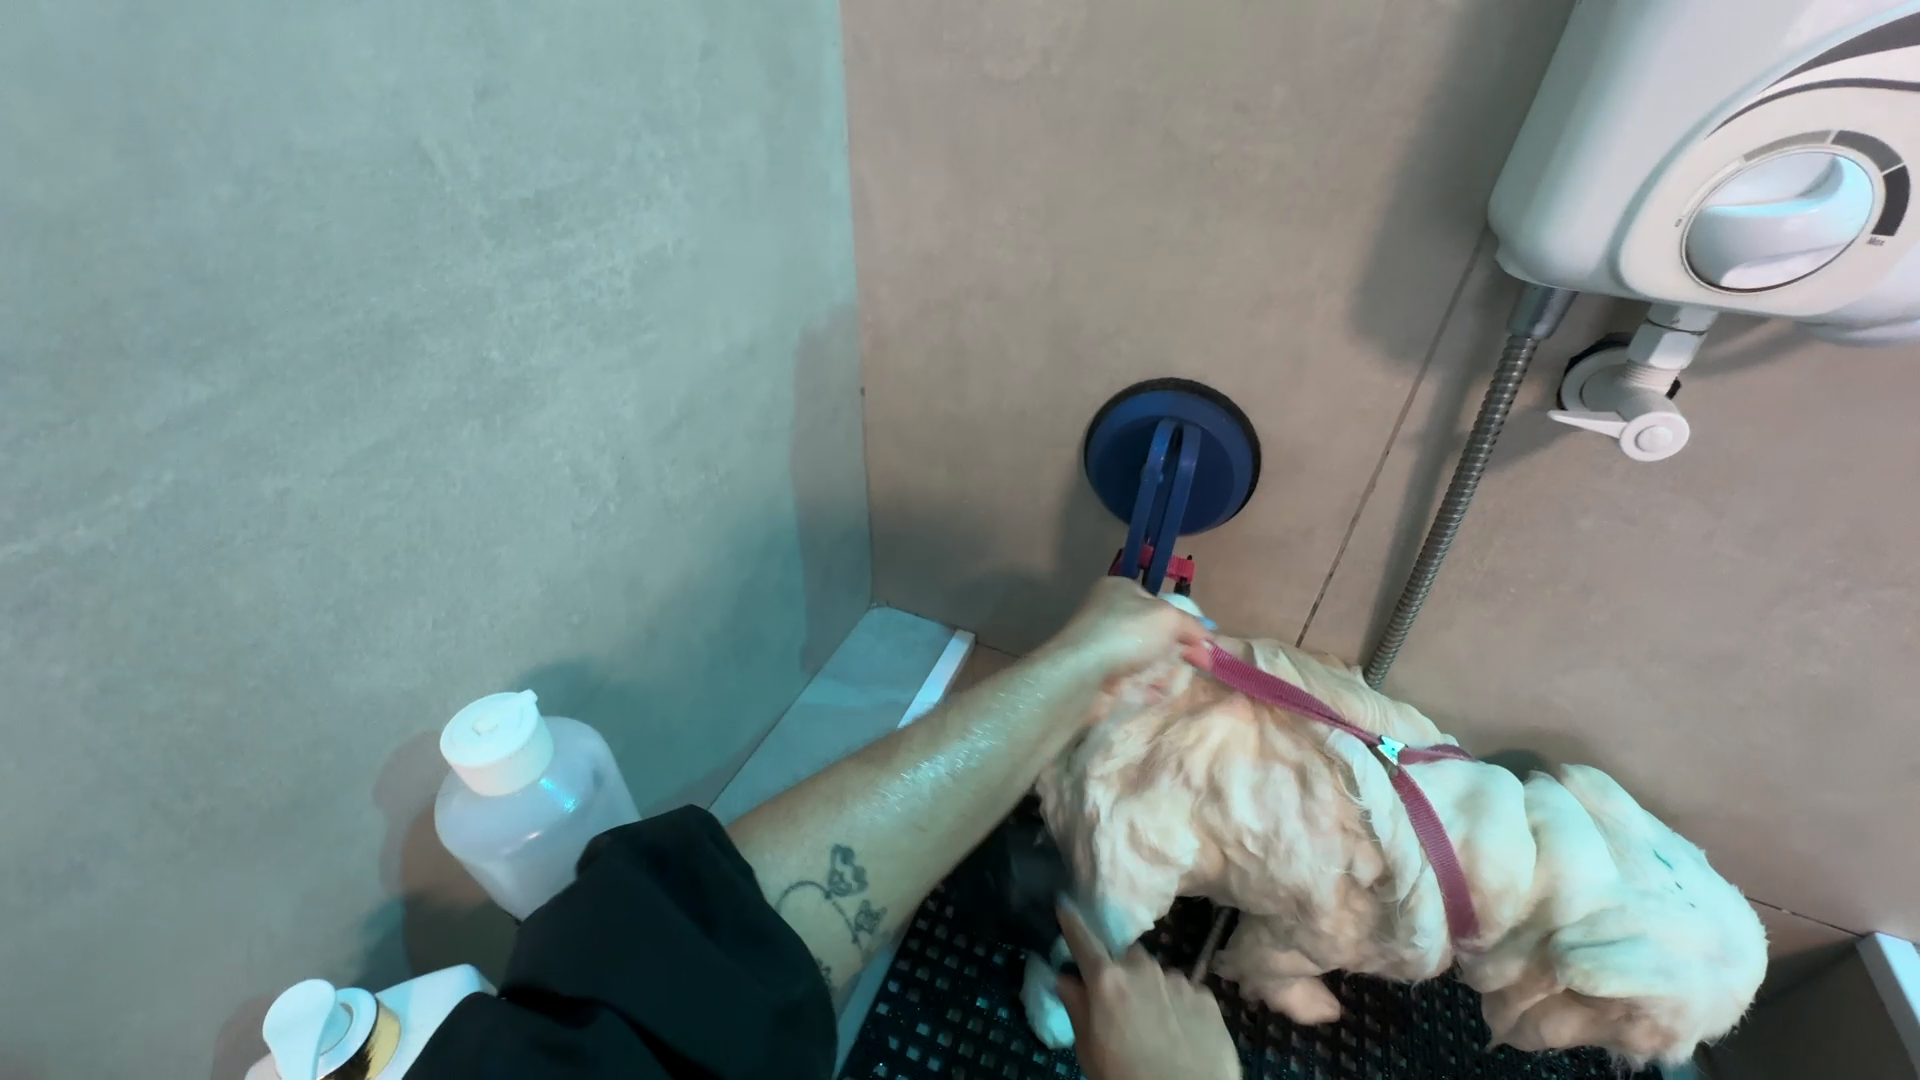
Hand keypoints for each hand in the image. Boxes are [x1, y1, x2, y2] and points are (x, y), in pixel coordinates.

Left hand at [1037, 577, 1213, 685]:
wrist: (1082, 673)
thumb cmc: (1126, 633)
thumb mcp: (1168, 618)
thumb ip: (1191, 625)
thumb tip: (1207, 636)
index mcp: (1119, 589)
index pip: (1158, 603)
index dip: (1183, 623)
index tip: (1204, 643)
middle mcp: (1107, 614)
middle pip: (1153, 633)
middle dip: (1176, 650)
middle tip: (1199, 666)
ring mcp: (1101, 645)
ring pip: (1143, 659)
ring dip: (1162, 671)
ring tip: (1174, 682)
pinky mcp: (1099, 674)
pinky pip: (1131, 680)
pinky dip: (1146, 688)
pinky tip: (1157, 694)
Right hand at [1054, 902, 1239, 1079]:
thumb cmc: (1126, 1079)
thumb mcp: (1089, 1052)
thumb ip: (1076, 1008)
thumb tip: (1065, 978)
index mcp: (1107, 980)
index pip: (1083, 939)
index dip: (1072, 922)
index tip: (1064, 905)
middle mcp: (1142, 968)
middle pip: (1125, 956)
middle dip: (1120, 970)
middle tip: (1120, 1002)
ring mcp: (1177, 980)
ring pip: (1156, 974)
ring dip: (1150, 989)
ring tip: (1154, 1025)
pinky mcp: (1206, 997)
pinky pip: (1184, 992)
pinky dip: (1178, 1006)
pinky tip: (1181, 1034)